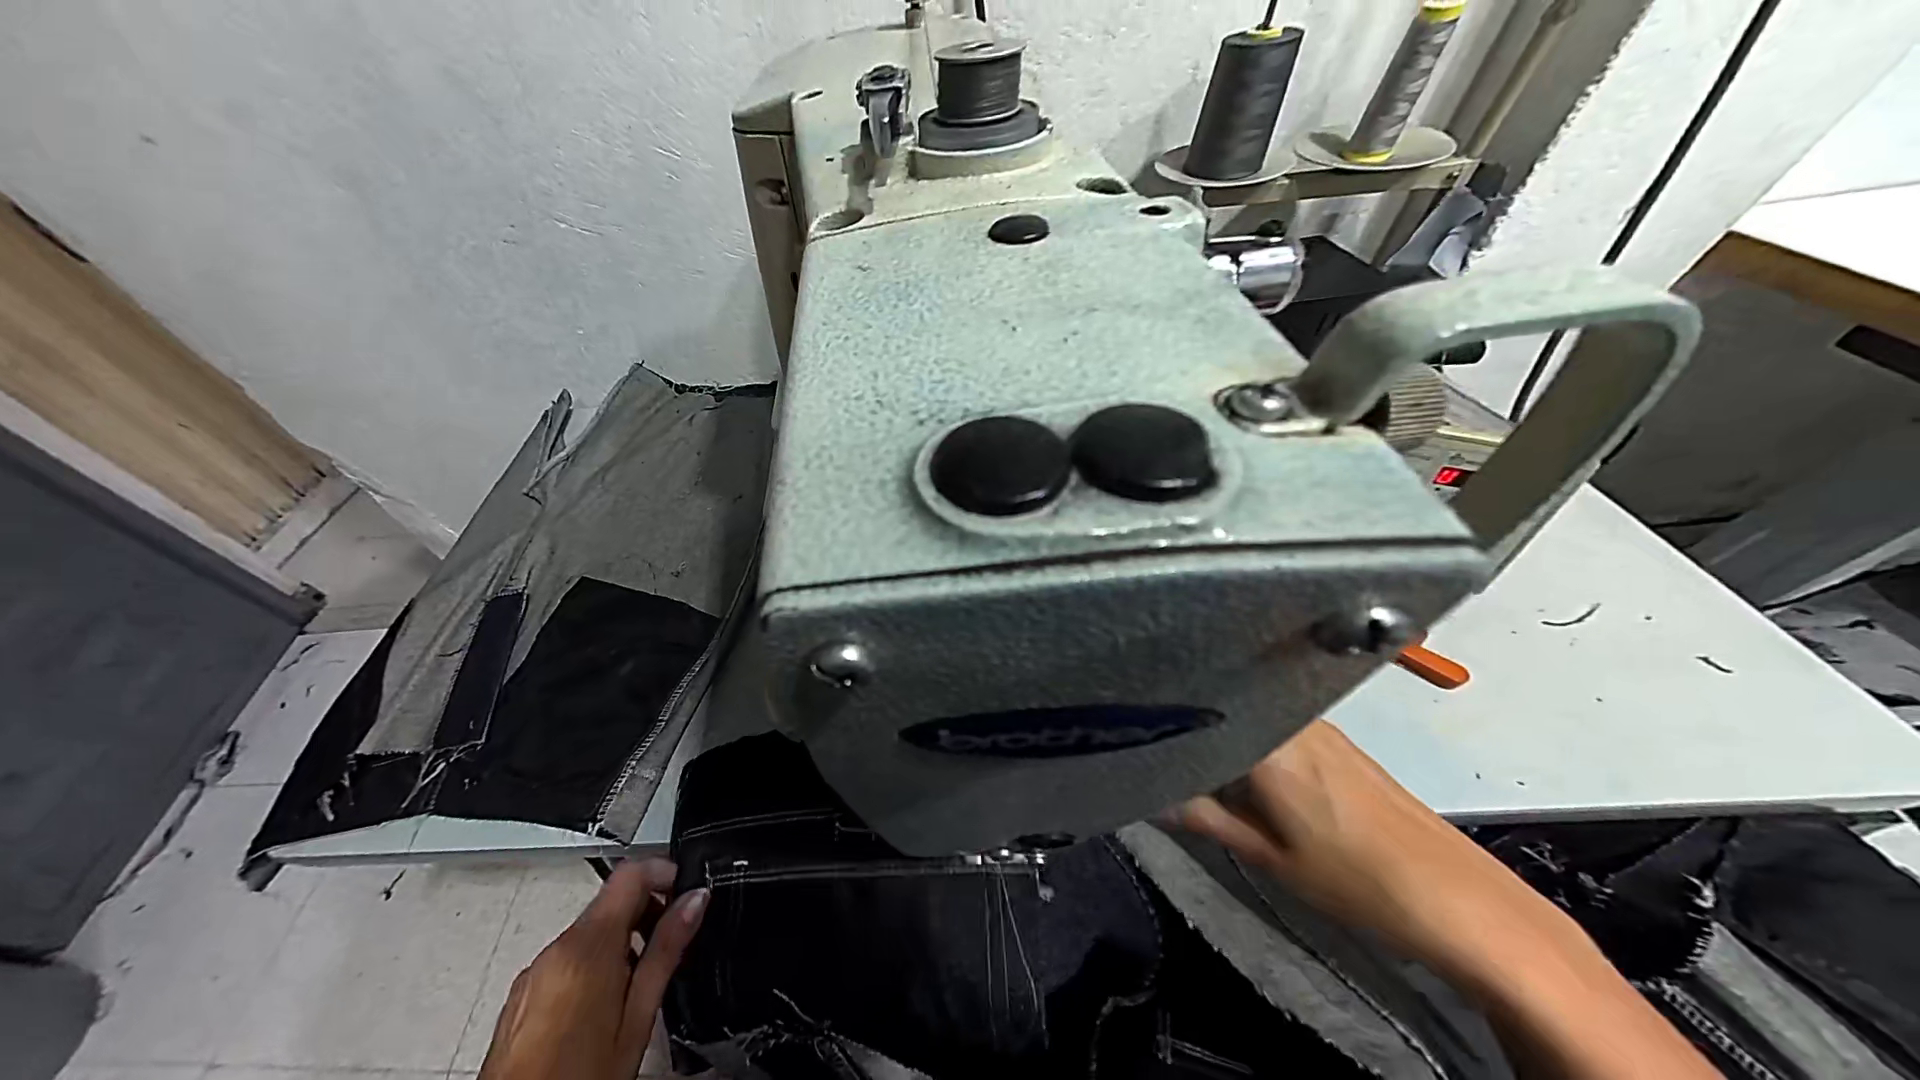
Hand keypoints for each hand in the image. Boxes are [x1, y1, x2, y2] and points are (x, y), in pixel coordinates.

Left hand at [478, 859, 708, 1079]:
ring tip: (644, 981)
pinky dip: (596, 962)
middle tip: (675, 940)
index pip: (630, 873)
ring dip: (624, 938)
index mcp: (586, 947)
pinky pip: (568, 956)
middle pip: (611, 900)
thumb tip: (694, 901)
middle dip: (649, 910)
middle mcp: (554, 950)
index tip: (687, 890)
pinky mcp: (523, 993)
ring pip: (591, 929)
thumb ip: (668, 949)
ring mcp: (534, 972)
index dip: (665, 872)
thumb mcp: (639, 1014)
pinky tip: (609, 1003)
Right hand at [1174, 720, 1717, 1078]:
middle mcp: (1291, 716)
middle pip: (1222, 707)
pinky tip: (1245, 773)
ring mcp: (1318, 724)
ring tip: (1195, 764)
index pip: (1198, 709)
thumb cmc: (1354, 879)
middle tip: (1156, 750)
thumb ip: (1199, 816)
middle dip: (1190, 727)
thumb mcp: (1264, 855)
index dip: (1162, 715)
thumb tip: (1144, 794)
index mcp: (1267, 738)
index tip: (1134, 726)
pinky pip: (1275, 726)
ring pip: (1248, 716)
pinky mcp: (1337, 740)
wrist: (1458, 900)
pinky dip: (1251, 744)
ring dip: (1222, 737)